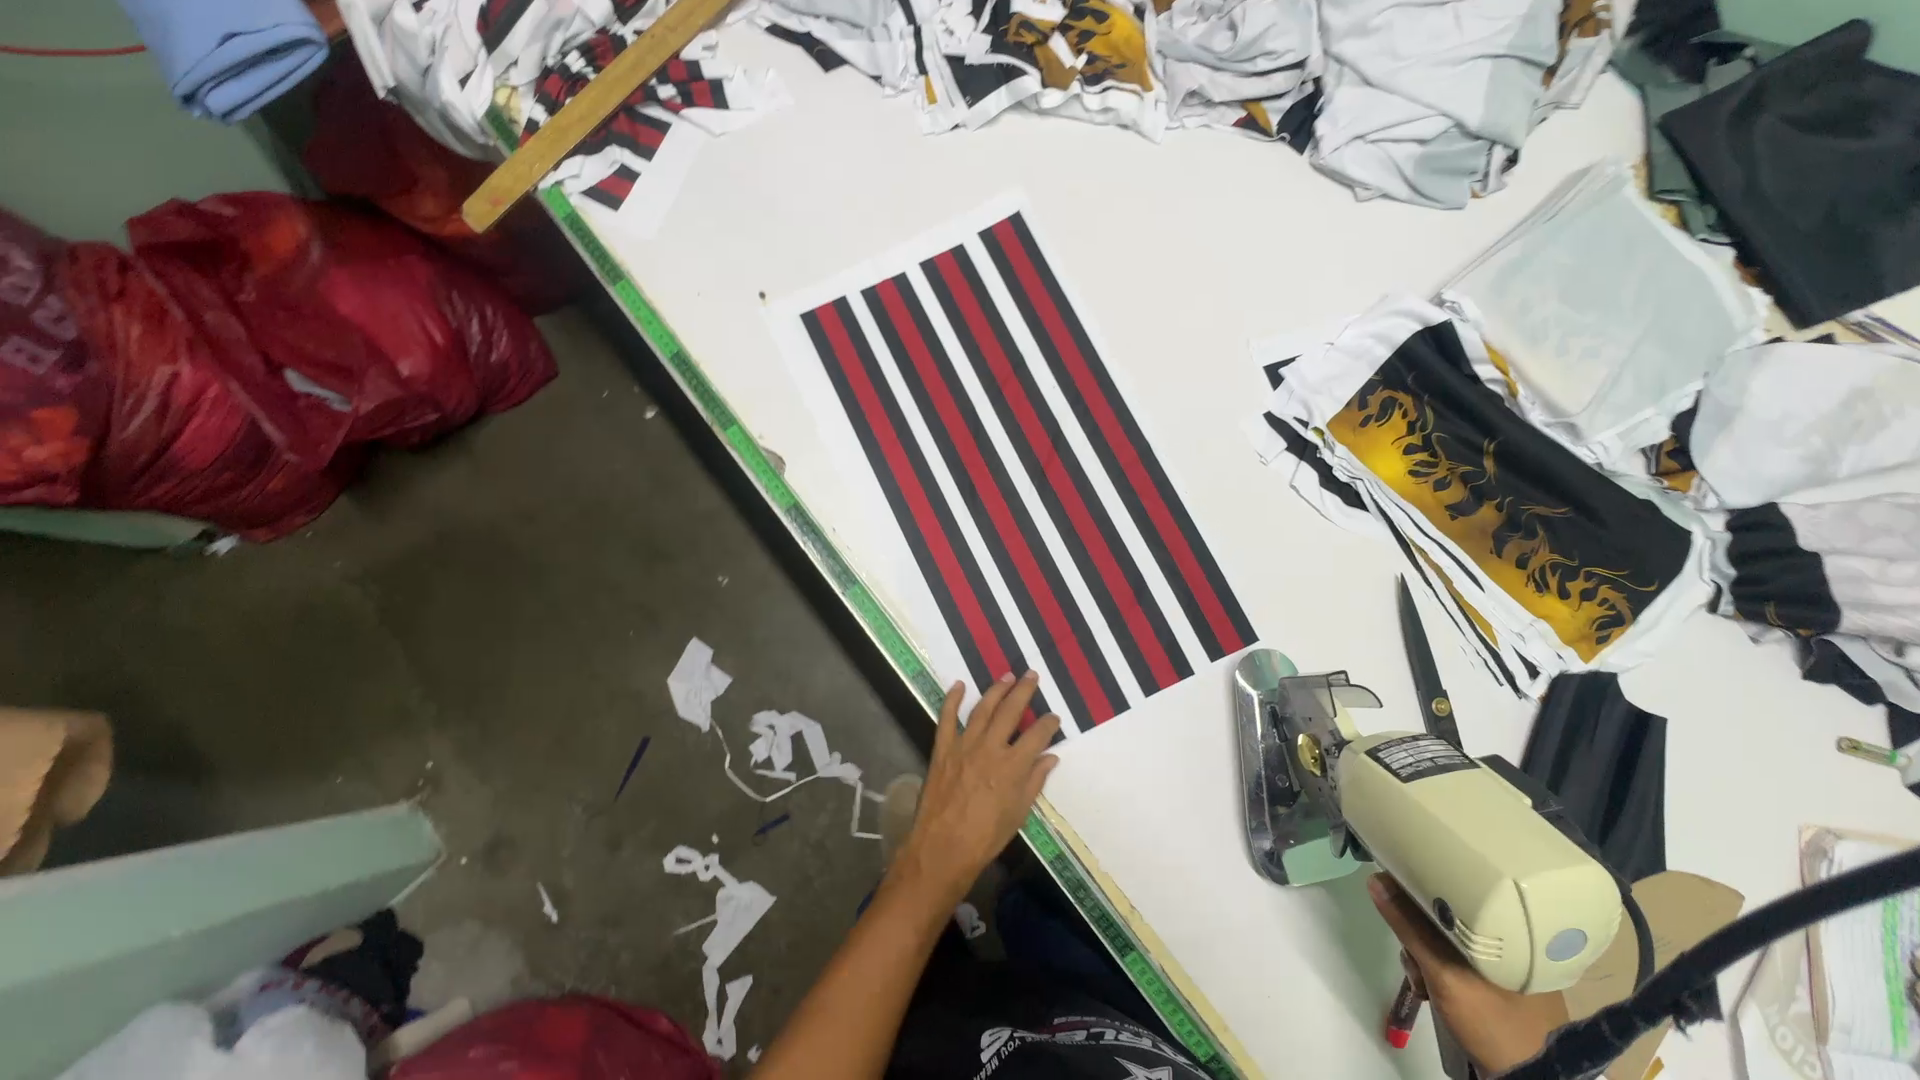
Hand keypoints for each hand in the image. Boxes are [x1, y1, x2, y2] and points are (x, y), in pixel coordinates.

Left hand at [888, 673, 1060, 910]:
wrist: (943, 847)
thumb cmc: (986, 836)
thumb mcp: (1019, 812)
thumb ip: (1034, 781)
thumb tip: (1050, 758)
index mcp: (1013, 765)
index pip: (1037, 734)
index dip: (1048, 723)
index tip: (1054, 717)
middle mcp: (990, 748)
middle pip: (1010, 711)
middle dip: (1024, 691)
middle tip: (1032, 676)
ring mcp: (963, 746)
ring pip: (982, 709)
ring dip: (996, 690)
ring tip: (1007, 676)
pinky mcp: (942, 750)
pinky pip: (947, 719)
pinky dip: (952, 700)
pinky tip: (959, 686)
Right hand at [1369, 873, 1568, 1074]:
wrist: (1529, 1079)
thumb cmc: (1491, 1022)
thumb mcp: (1444, 973)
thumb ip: (1410, 927)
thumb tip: (1377, 880)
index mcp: (1510, 931)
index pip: (1454, 894)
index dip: (1421, 898)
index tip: (1400, 911)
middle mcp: (1510, 944)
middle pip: (1447, 921)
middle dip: (1421, 942)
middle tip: (1419, 968)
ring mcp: (1506, 969)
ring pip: (1448, 944)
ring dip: (1427, 962)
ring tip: (1426, 988)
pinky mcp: (1500, 989)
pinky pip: (1459, 964)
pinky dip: (1441, 975)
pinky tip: (1435, 994)